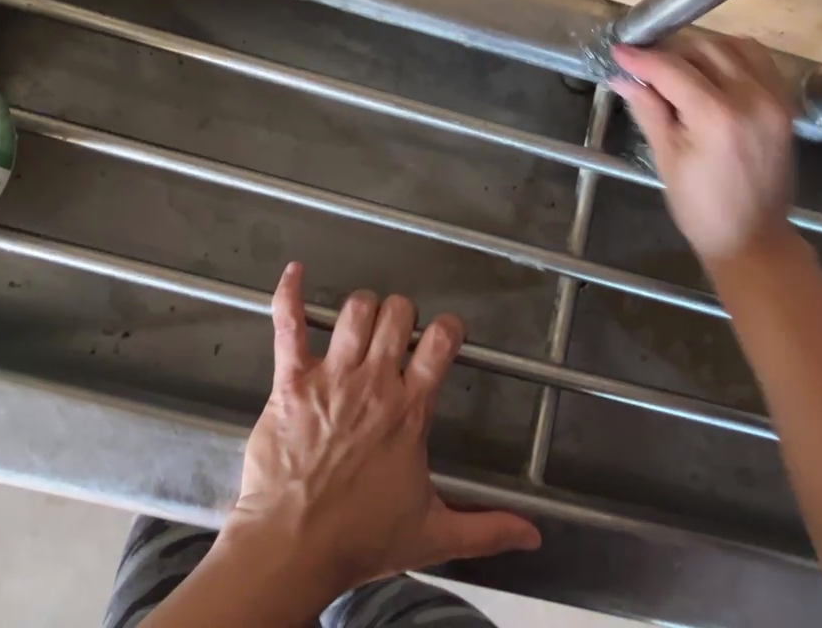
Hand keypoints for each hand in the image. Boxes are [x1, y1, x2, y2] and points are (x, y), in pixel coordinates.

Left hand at [221, 263, 541, 595]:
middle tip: (398, 332)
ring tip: (362, 320)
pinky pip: (288, 325)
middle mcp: (374, 383)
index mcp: (410, 410)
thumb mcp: (433, 534)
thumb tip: (532, 536)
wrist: (293, 548)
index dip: (447, 328)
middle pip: (397, 315)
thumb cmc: (360, 540)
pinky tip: (294, 273)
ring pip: (354, 312)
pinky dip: (289, 295)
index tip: (445, 332)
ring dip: (361, 309)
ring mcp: (330, 377)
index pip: (440, 344)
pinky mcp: (290, 381)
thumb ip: (487, 529)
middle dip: (401, 314)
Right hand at [611, 34, 797, 269]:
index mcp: (717, 117)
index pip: (672, 69)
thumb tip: (622, 76)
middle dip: (670, 53)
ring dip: (702, 51)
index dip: (642, 58)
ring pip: (733, 47)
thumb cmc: (700, 206)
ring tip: (679, 70)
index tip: (619, 52)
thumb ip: (648, 108)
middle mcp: (751, 99)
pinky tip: (712, 73)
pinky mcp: (785, 104)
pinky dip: (732, 58)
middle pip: (704, 50)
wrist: (752, 236)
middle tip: (646, 68)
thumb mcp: (666, 157)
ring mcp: (774, 99)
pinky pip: (759, 61)